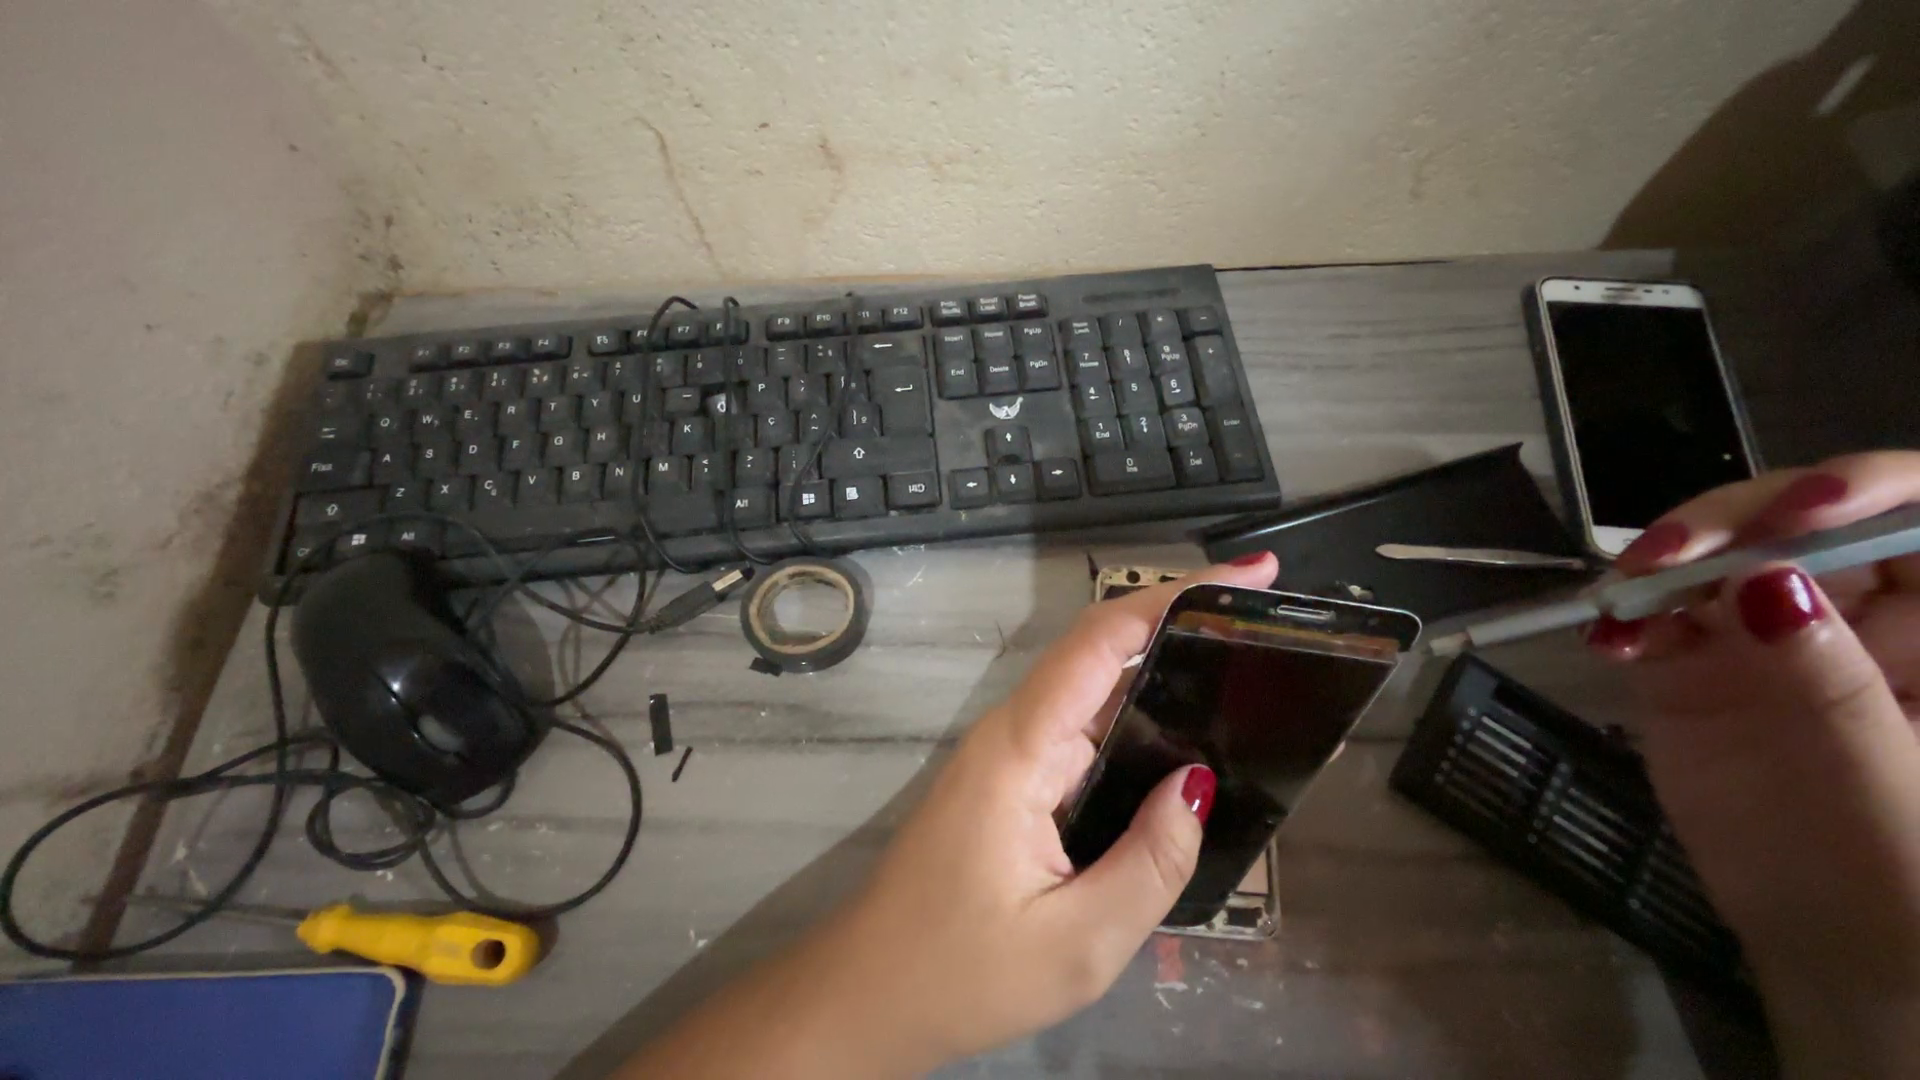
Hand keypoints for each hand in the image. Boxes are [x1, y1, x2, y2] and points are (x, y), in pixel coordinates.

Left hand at [618, 555, 1276, 1078]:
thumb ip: (1149, 864)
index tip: (1246, 573)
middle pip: (1098, 653)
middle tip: (1266, 624)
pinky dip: (1139, 717)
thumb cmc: (962, 973)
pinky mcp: (1014, 781)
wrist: (870, 993)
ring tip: (1247, 666)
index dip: (1172, 596)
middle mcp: (1014, 733)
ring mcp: (1010, 755)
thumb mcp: (1076, 942)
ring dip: (1163, 668)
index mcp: (1020, 749)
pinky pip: (1084, 731)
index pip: (1098, 643)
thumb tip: (1197, 782)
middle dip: (1180, 623)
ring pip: (1093, 691)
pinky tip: (1188, 737)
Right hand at [1587, 451, 1919, 1076]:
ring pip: (1712, 557)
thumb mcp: (1886, 790)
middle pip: (1797, 521)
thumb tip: (1764, 581)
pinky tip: (1609, 636)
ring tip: (1621, 595)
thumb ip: (1834, 687)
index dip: (1868, 491)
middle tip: (1665, 557)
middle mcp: (1862, 613)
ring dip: (1662, 561)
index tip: (1800, 511)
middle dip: (1733, 521)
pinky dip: (1625, 613)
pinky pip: (1654, 615)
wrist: (1836, 946)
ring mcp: (1767, 637)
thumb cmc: (1901, 880)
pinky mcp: (1692, 666)